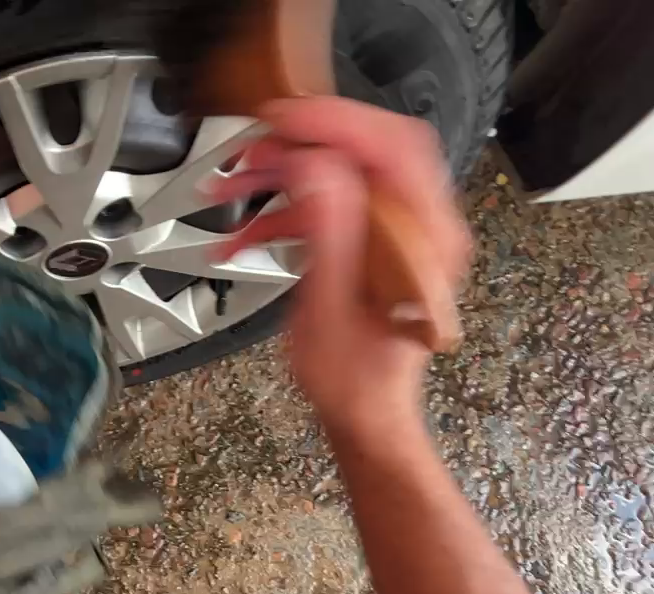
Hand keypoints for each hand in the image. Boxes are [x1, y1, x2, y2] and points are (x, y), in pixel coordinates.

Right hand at [214, 97, 473, 445]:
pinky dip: (281, 219)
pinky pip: (325, 214)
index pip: (389, 148)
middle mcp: (415, 230)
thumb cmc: (355, 381)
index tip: (283, 120)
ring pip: (337, 181)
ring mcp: (392, 238)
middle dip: (300, 147)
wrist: (362, 414)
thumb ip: (330, 237)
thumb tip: (316, 172)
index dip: (335, 123)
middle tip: (250, 155)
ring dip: (280, 183)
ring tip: (232, 195)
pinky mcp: (368, 249)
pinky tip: (243, 237)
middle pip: (361, 155)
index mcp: (422, 239)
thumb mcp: (331, 313)